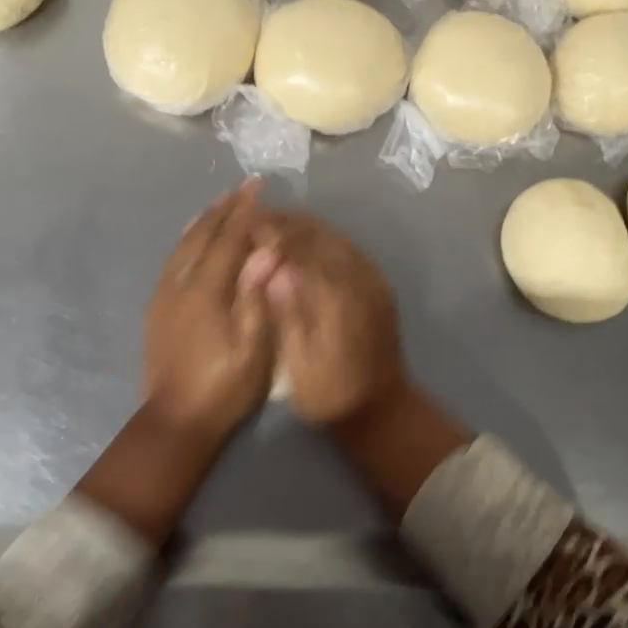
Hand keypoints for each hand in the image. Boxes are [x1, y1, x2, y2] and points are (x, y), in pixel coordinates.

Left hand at [141, 181, 279, 441]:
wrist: (176, 422)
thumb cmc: (225, 387)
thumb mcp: (253, 347)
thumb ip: (257, 295)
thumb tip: (267, 250)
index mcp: (206, 291)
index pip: (228, 239)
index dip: (244, 211)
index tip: (258, 185)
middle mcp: (180, 284)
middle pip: (203, 235)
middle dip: (224, 209)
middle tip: (244, 187)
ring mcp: (164, 296)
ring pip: (184, 245)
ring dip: (204, 221)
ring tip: (221, 203)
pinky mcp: (157, 308)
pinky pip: (172, 259)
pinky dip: (187, 239)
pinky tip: (193, 236)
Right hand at [257, 210, 407, 426]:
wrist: (382, 410)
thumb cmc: (332, 394)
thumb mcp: (300, 365)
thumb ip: (288, 313)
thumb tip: (273, 268)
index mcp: (337, 296)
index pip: (300, 248)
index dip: (272, 232)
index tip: (245, 223)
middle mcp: (359, 278)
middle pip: (320, 234)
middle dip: (287, 222)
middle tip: (253, 218)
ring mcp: (372, 278)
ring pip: (335, 237)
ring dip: (304, 227)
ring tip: (271, 225)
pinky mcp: (377, 283)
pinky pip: (347, 248)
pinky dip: (322, 238)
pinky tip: (302, 243)